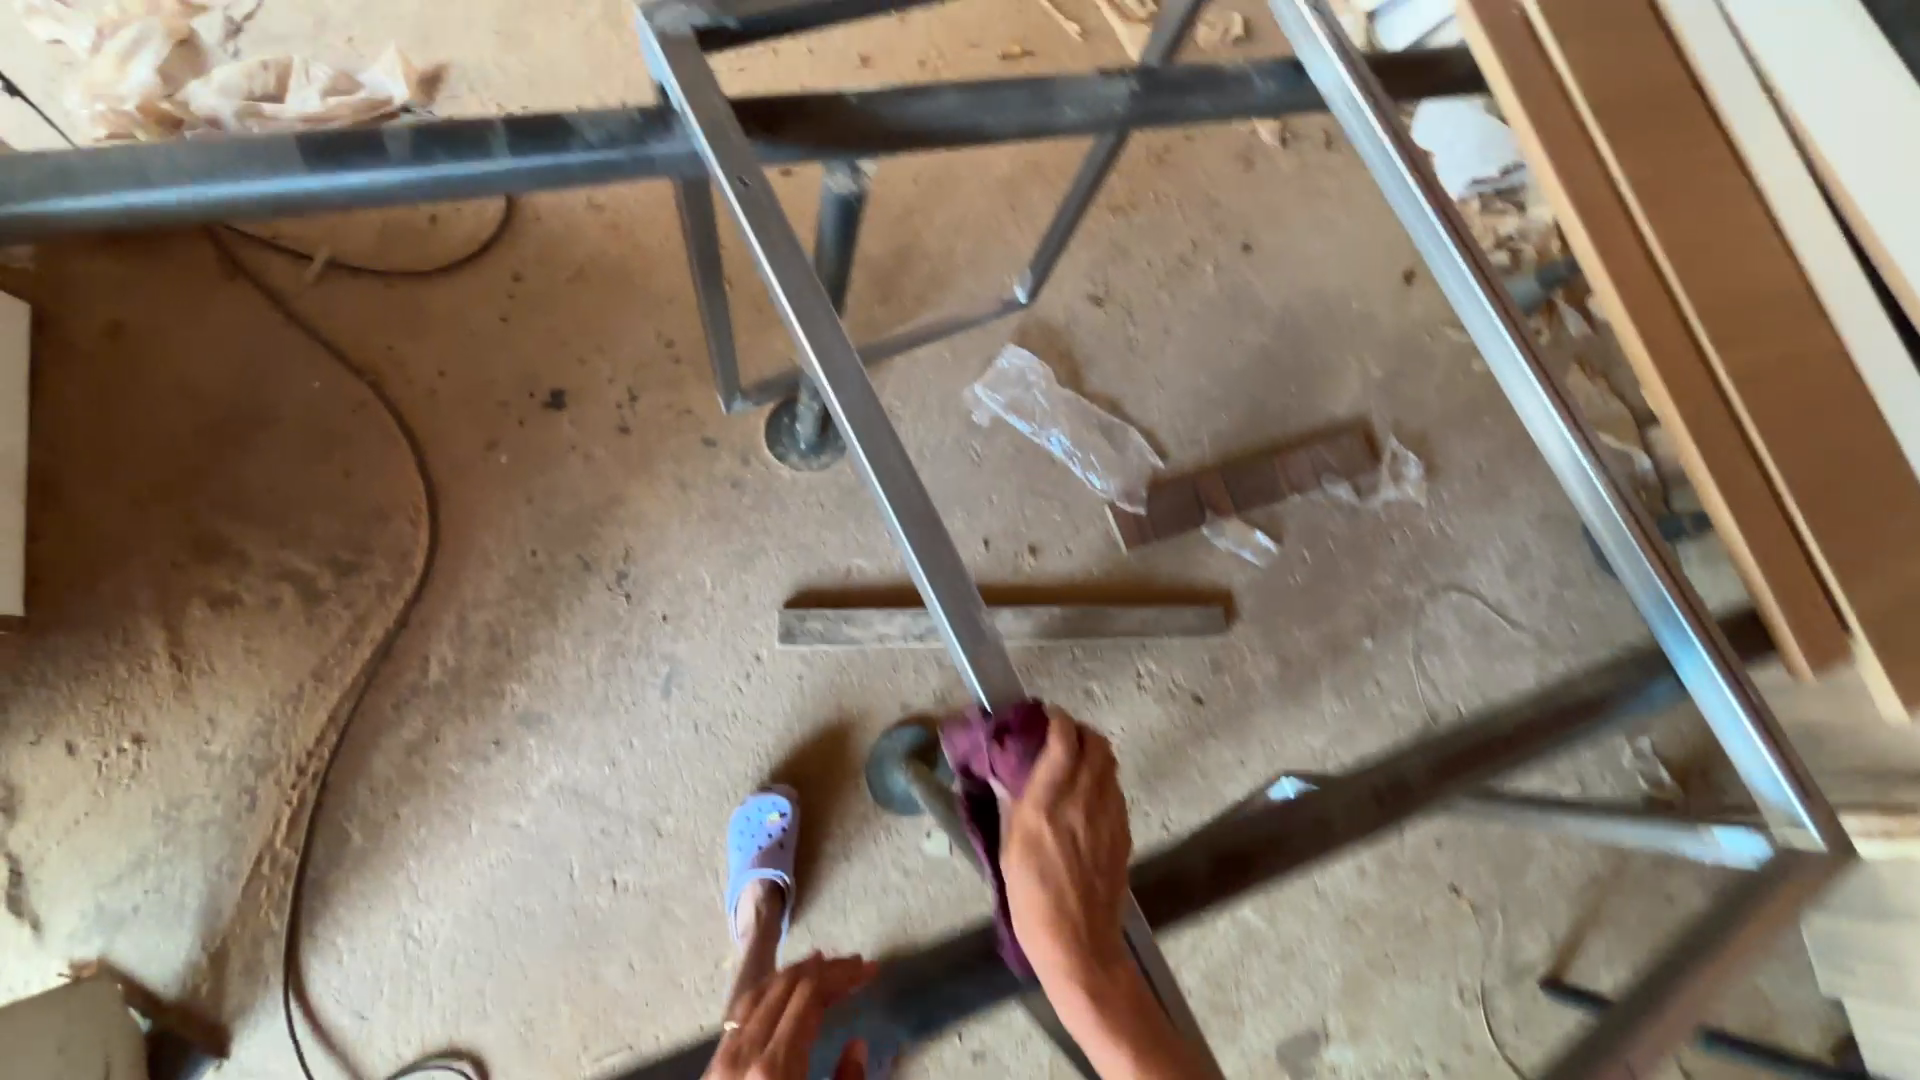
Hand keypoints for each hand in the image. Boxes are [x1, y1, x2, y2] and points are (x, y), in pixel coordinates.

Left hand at [704, 953, 876, 1079]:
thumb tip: (855, 1045)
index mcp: (776, 1065)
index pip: (811, 995)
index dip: (843, 975)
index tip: (871, 970)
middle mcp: (745, 1051)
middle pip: (786, 986)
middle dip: (824, 969)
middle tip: (856, 965)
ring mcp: (723, 1059)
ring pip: (759, 993)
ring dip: (793, 974)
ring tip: (822, 966)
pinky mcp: (711, 1071)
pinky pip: (741, 1014)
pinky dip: (768, 992)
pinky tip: (781, 995)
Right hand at [999, 708, 1132, 1000]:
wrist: (1079, 942)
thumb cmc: (1032, 899)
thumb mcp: (1009, 849)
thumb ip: (1013, 804)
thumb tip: (1008, 775)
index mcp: (1048, 801)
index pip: (1063, 740)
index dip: (1058, 719)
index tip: (1047, 716)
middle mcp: (1083, 799)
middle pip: (1096, 743)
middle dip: (1080, 730)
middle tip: (1062, 736)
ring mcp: (1109, 814)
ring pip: (1110, 764)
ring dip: (1093, 753)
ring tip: (1074, 763)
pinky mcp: (1123, 832)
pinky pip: (1115, 790)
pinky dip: (1102, 780)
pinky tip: (1086, 797)